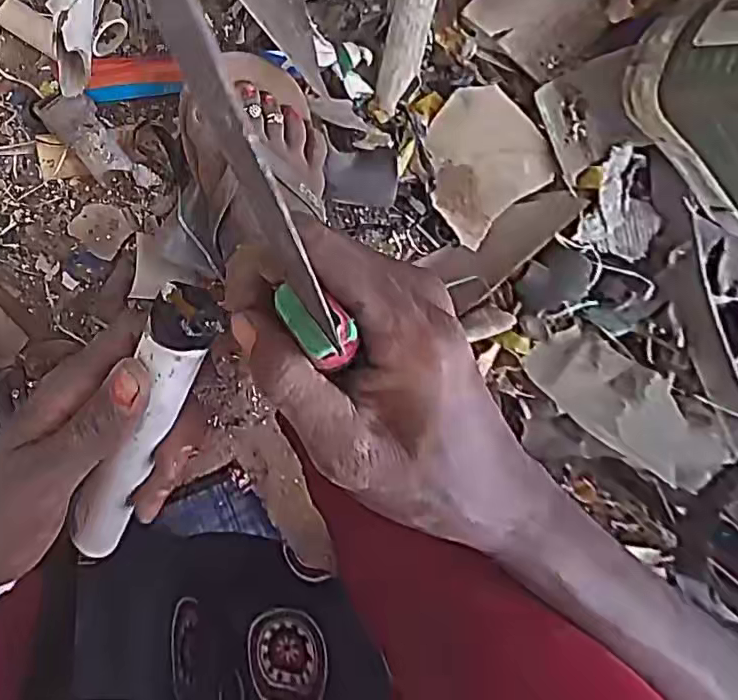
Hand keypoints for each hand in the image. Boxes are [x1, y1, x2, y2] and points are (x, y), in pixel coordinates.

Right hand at [224, 221, 549, 553]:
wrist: (493, 493)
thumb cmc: (424, 479)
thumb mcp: (343, 448)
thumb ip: (287, 382)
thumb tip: (244, 320)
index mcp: (407, 319)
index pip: (313, 244)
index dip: (263, 266)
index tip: (246, 314)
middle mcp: (415, 286)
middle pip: (314, 248)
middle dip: (274, 288)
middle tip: (267, 346)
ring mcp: (415, 286)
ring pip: (322, 261)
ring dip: (292, 301)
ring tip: (302, 360)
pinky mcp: (408, 296)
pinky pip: (339, 277)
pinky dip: (314, 307)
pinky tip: (325, 354)